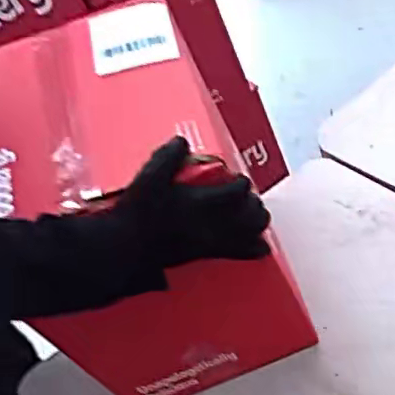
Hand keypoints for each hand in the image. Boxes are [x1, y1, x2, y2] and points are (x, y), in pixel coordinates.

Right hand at [115, 136, 270, 266]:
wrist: (133, 245)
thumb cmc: (138, 211)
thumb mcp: (148, 178)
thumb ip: (167, 158)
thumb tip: (182, 141)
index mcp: (200, 202)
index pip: (236, 192)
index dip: (243, 183)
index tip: (240, 179)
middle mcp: (216, 223)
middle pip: (252, 214)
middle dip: (255, 203)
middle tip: (251, 197)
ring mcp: (219, 240)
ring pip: (255, 233)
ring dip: (260, 222)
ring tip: (256, 213)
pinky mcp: (217, 254)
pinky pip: (248, 254)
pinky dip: (259, 248)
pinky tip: (261, 243)